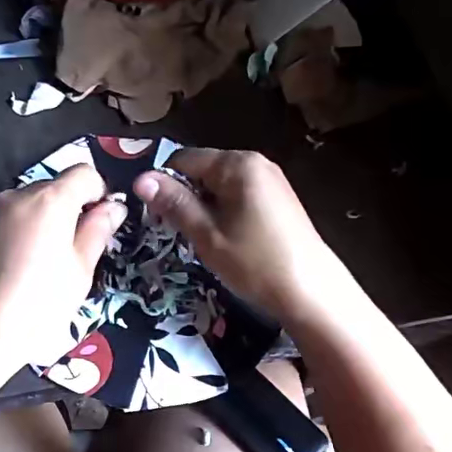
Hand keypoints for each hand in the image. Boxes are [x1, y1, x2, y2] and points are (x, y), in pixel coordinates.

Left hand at [0, 164, 126, 376]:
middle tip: (76, 250)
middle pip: (55, 188)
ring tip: (46, 263)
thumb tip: (113, 208)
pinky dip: (22, 232)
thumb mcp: (81, 270)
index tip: (102, 222)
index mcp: (51, 200)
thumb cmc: (41, 303)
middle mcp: (18, 195)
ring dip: (45, 221)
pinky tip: (21, 267)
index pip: (84, 173)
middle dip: (71, 209)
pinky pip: (9, 220)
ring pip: (30, 204)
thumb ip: (98, 231)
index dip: (99, 193)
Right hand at [133, 149, 357, 330]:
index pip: (182, 160)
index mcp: (237, 164)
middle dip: (188, 198)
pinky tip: (232, 242)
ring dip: (207, 209)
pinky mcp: (280, 199)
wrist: (312, 292)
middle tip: (185, 236)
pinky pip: (240, 196)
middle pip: (203, 171)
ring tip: (209, 242)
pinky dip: (227, 214)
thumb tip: (140, 178)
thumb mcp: (207, 236)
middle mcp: (256, 162)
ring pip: (221, 187)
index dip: (165, 186)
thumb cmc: (255, 263)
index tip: (160, 220)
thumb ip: (174, 204)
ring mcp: (272, 180)